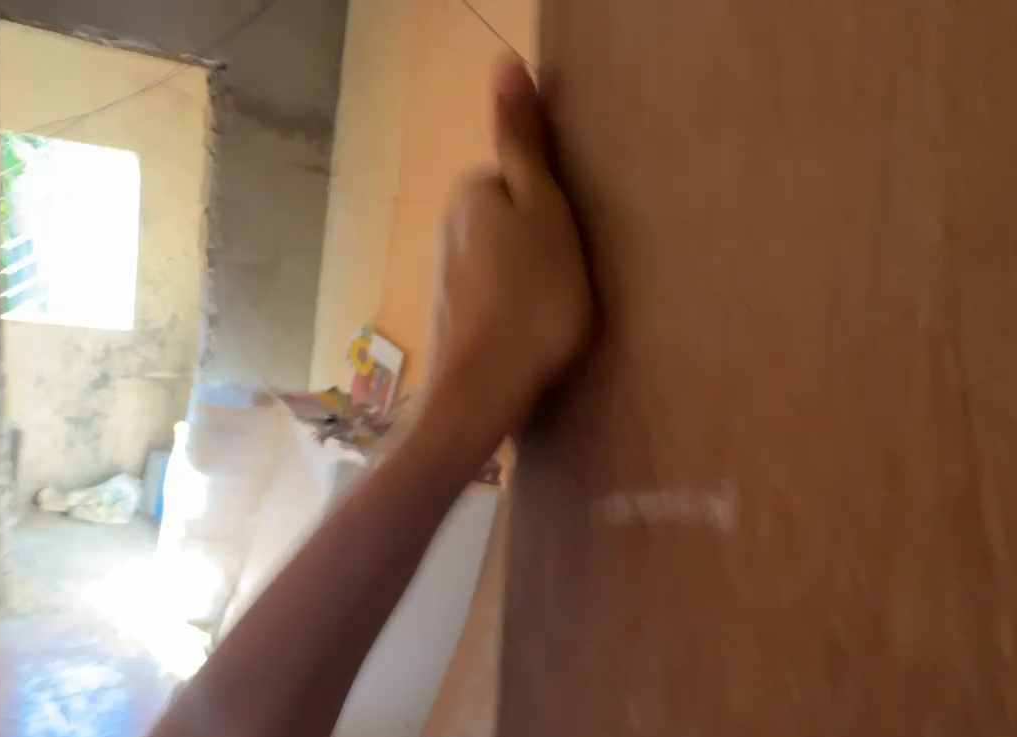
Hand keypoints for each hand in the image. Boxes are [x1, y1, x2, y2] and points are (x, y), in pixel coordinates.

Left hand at [421, 60, 591, 460]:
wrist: (484, 393)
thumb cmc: (530, 299)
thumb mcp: (542, 208)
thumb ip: (524, 142)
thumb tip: (506, 64)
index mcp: (470, 196)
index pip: (522, 177)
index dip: (554, 206)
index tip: (569, 240)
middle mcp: (448, 231)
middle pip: (511, 220)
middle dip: (540, 242)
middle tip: (565, 279)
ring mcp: (446, 280)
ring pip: (503, 262)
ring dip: (529, 280)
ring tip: (551, 311)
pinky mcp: (452, 321)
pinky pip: (494, 297)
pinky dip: (513, 310)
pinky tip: (528, 333)